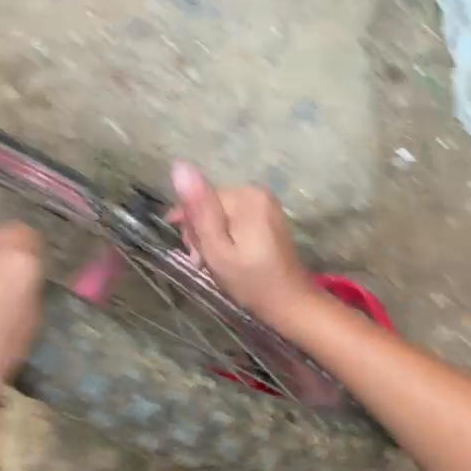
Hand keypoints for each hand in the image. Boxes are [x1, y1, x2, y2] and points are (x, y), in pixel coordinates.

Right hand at [169, 161, 320, 324]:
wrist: (290, 303)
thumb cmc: (251, 281)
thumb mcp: (217, 249)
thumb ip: (199, 209)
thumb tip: (180, 166)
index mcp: (245, 196)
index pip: (199, 199)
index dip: (189, 227)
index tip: (194, 255)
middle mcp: (258, 192)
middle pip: (211, 205)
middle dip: (201, 233)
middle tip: (205, 263)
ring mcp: (266, 205)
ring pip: (221, 214)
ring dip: (212, 238)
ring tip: (216, 264)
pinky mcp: (269, 218)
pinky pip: (236, 220)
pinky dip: (227, 238)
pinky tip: (230, 258)